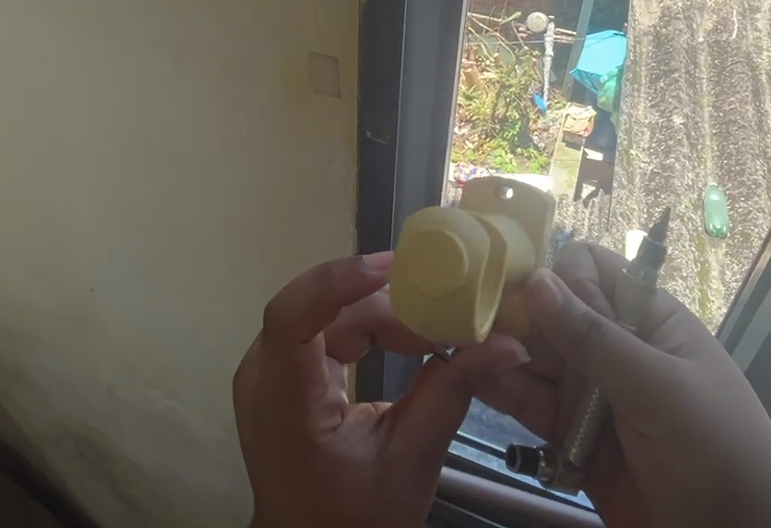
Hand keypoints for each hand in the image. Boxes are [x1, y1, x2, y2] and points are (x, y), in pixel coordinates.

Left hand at [233, 252, 529, 527]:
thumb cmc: (354, 517)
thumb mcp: (411, 462)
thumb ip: (451, 393)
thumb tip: (507, 344)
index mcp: (283, 402)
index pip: (292, 318)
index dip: (336, 281)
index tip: (392, 267)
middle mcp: (263, 372)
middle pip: (323, 310)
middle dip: (387, 307)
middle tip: (445, 312)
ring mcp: (268, 365)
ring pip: (329, 312)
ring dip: (383, 315)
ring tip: (435, 328)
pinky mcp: (282, 365)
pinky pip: (326, 325)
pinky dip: (368, 327)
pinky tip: (406, 334)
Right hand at [474, 244, 770, 527]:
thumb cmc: (717, 456)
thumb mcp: (659, 391)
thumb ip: (594, 337)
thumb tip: (536, 278)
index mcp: (645, 318)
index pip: (589, 268)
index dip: (558, 275)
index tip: (530, 297)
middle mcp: (612, 346)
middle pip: (549, 310)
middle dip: (516, 314)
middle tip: (479, 325)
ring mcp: (590, 391)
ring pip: (531, 354)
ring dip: (500, 350)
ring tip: (466, 352)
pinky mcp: (569, 433)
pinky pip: (528, 400)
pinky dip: (500, 388)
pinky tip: (472, 379)